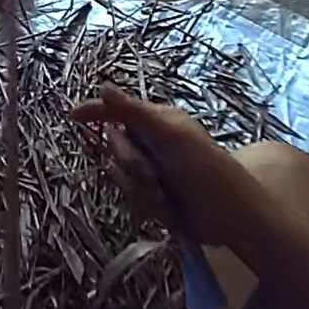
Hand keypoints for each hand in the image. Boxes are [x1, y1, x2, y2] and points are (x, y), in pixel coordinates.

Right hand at [72, 84, 261, 245]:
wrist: (236, 221)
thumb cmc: (210, 171)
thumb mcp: (171, 137)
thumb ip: (134, 112)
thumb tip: (104, 86)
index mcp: (157, 121)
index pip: (117, 110)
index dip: (95, 112)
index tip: (73, 116)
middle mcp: (152, 143)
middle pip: (116, 148)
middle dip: (131, 166)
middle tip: (153, 177)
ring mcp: (155, 170)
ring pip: (123, 177)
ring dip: (142, 192)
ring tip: (166, 198)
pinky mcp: (157, 197)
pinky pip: (135, 199)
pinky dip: (151, 208)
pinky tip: (171, 212)